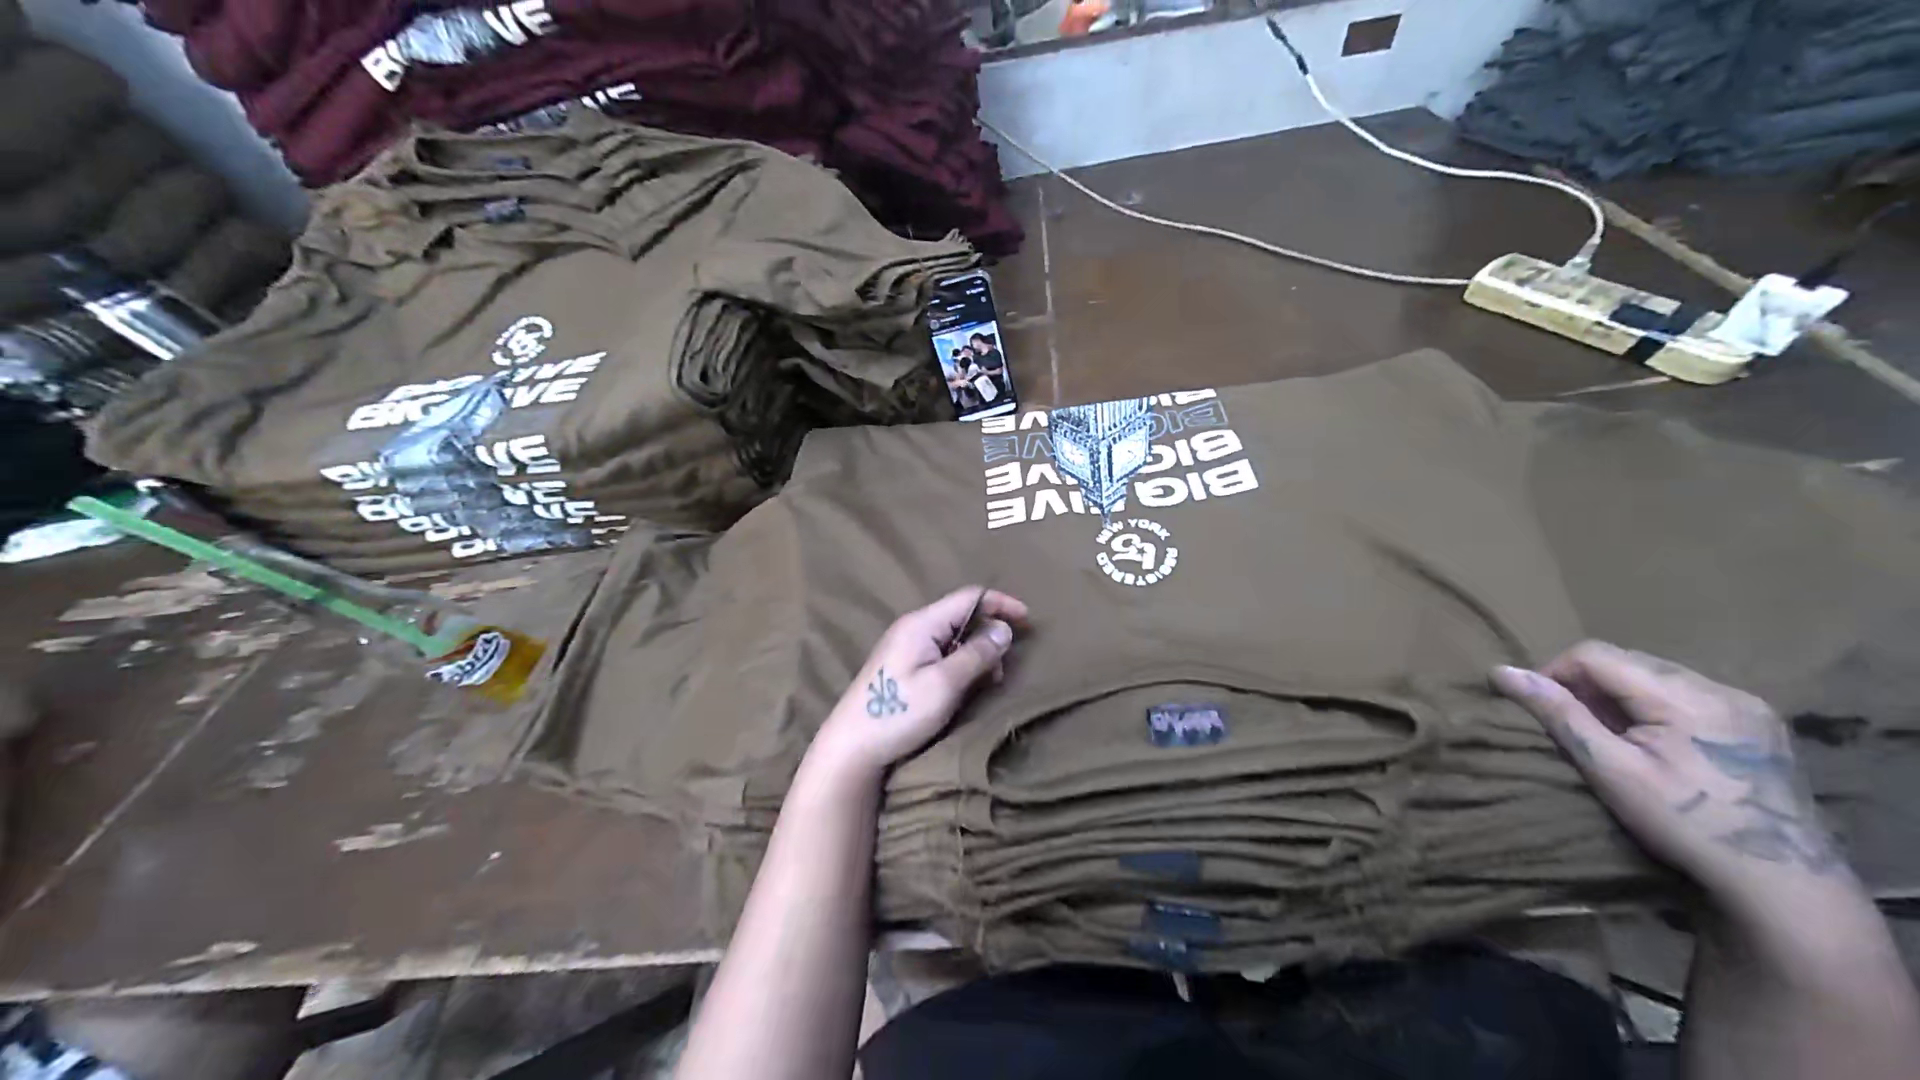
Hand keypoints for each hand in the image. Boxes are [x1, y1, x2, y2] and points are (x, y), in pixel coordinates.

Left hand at [807, 586, 1027, 779]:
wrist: (852, 747)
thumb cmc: (899, 713)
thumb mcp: (945, 684)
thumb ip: (977, 654)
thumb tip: (1003, 629)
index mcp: (921, 624)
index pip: (969, 597)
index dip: (1001, 604)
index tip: (1028, 620)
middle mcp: (913, 628)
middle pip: (961, 616)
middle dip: (989, 635)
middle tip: (1003, 668)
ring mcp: (906, 647)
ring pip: (954, 638)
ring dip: (977, 654)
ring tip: (987, 684)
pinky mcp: (903, 667)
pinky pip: (942, 654)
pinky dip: (961, 665)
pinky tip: (966, 689)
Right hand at [1491, 642, 1848, 901]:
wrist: (1783, 885)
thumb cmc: (1684, 824)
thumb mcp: (1610, 769)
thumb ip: (1558, 714)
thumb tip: (1501, 671)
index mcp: (1688, 698)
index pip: (1596, 654)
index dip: (1554, 672)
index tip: (1538, 707)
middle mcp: (1723, 689)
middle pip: (1627, 660)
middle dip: (1586, 683)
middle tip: (1569, 723)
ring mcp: (1748, 706)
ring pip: (1654, 674)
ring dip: (1617, 694)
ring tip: (1606, 733)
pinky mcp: (1758, 724)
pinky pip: (1684, 693)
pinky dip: (1650, 706)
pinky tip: (1647, 739)